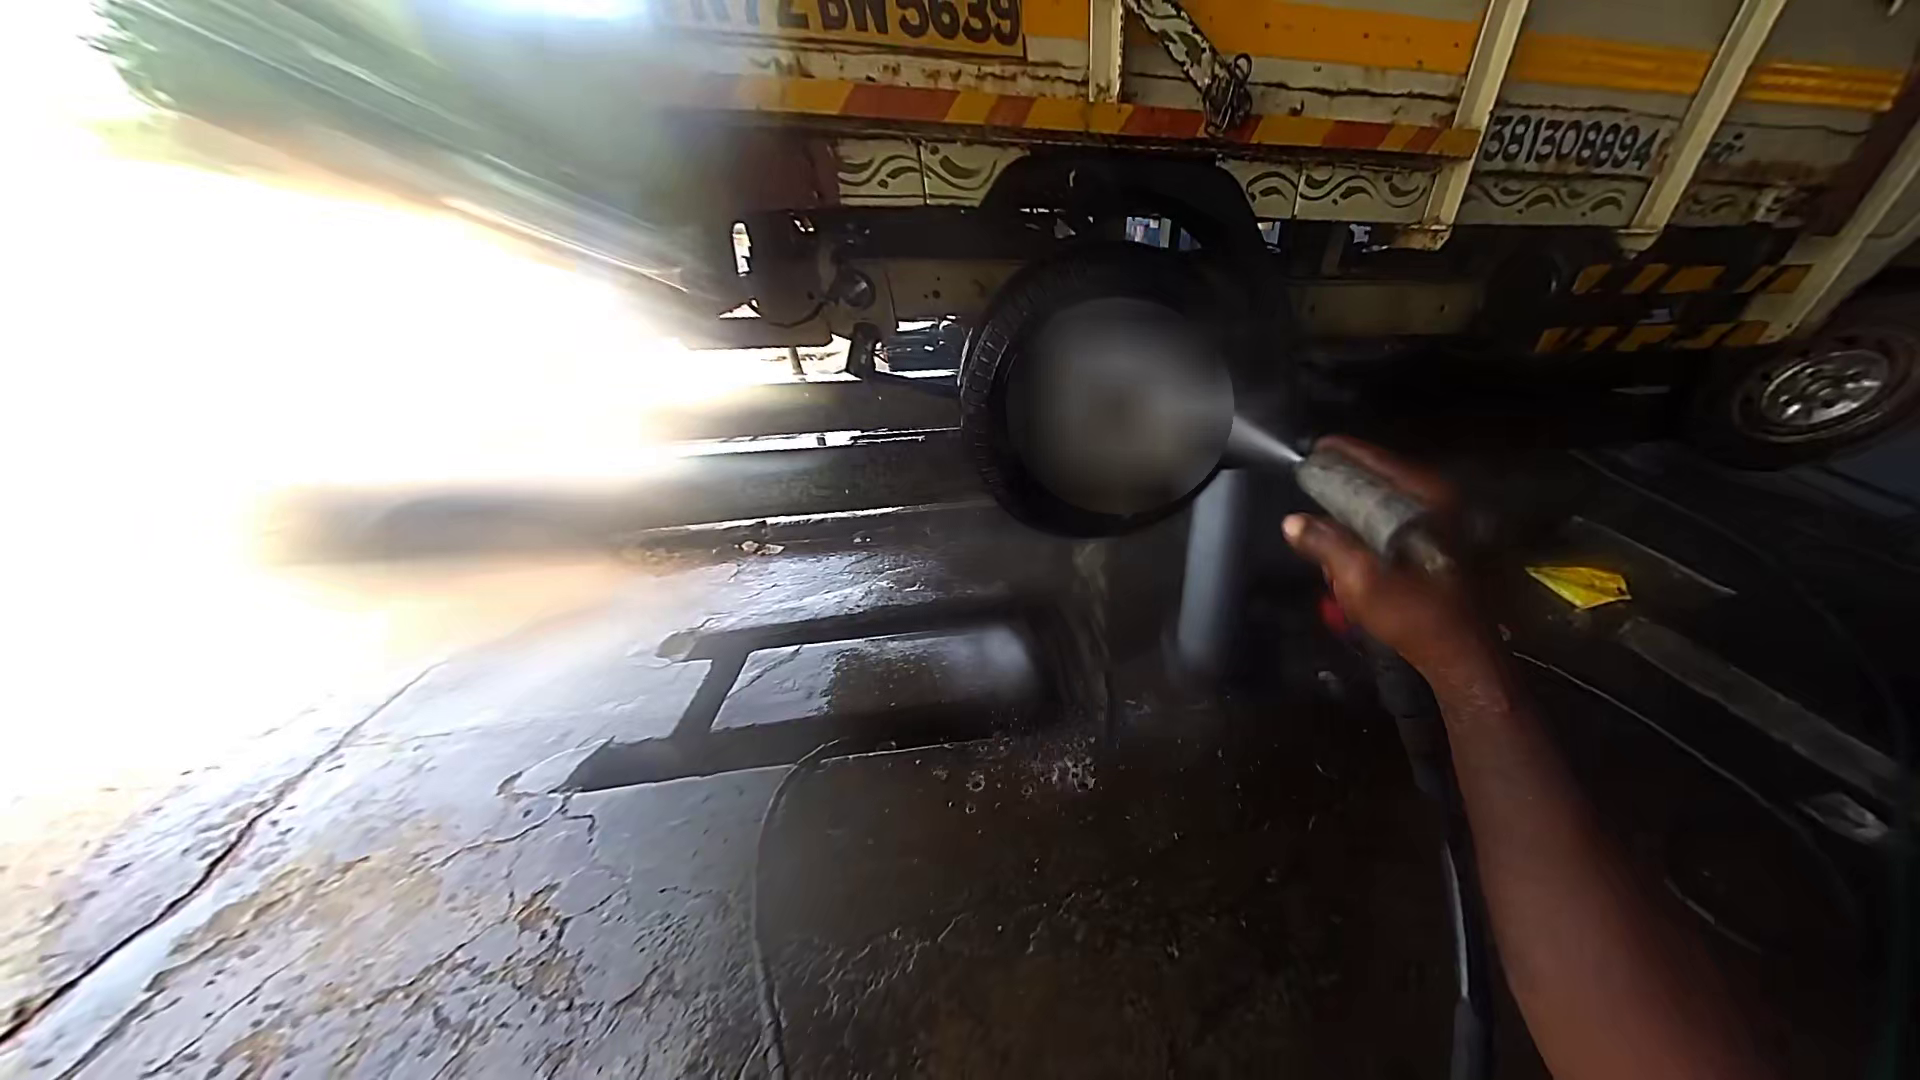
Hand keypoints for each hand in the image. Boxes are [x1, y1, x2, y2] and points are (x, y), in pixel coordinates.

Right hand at [1282, 436, 1490, 674]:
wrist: (1464, 656)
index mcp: (1430, 502)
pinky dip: (1373, 523)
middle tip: (1316, 479)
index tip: (1317, 447)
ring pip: (1392, 501)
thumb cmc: (1417, 614)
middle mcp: (1445, 506)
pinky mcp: (1444, 548)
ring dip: (1359, 505)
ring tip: (1329, 511)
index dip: (1345, 452)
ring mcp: (1448, 527)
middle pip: (1385, 478)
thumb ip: (1325, 544)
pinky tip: (1354, 542)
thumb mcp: (1361, 580)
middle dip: (1348, 479)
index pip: (1380, 461)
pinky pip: (1398, 521)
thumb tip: (1293, 523)